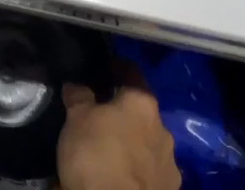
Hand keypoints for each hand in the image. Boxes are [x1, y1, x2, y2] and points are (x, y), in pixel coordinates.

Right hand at [56, 79, 179, 189]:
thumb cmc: (96, 155)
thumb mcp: (76, 119)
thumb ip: (79, 97)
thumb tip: (77, 86)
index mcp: (142, 104)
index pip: (132, 73)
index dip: (117, 68)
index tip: (104, 69)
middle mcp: (162, 129)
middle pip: (141, 112)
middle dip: (123, 113)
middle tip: (100, 117)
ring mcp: (169, 163)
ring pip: (148, 143)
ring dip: (132, 143)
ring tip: (110, 151)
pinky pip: (149, 171)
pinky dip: (136, 170)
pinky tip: (120, 174)